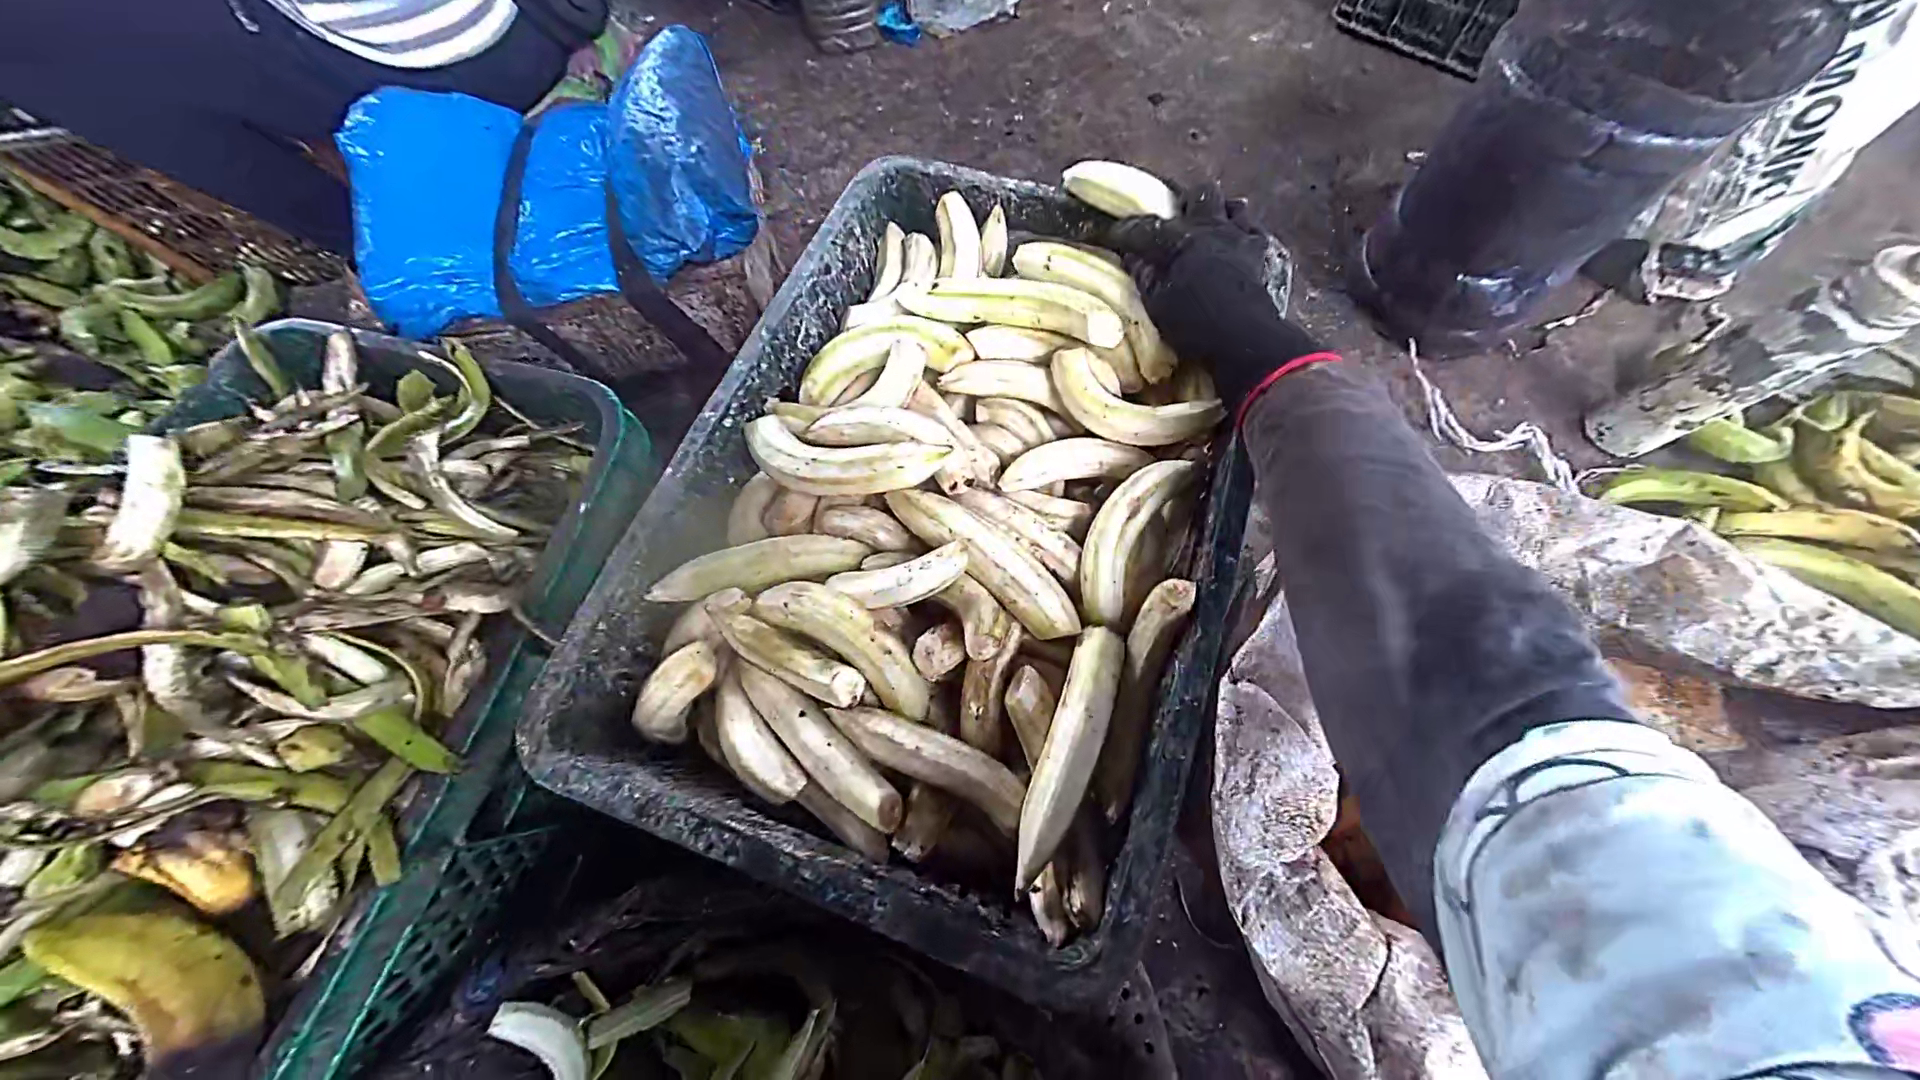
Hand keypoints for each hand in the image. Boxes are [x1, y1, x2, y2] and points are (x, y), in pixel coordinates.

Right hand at [1103, 184, 1324, 413]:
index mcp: (1182, 241)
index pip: (1147, 227)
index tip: (1111, 234)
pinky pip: (1255, 230)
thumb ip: (1146, 278)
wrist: (1246, 340)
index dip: (1126, 230)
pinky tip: (1237, 247)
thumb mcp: (1158, 306)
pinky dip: (1243, 235)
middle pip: (1200, 194)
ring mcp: (1243, 238)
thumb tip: (1133, 258)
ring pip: (1233, 206)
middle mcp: (1214, 228)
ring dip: (1219, 213)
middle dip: (1184, 202)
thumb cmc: (1195, 326)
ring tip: (1210, 228)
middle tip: (1174, 219)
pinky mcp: (1265, 254)